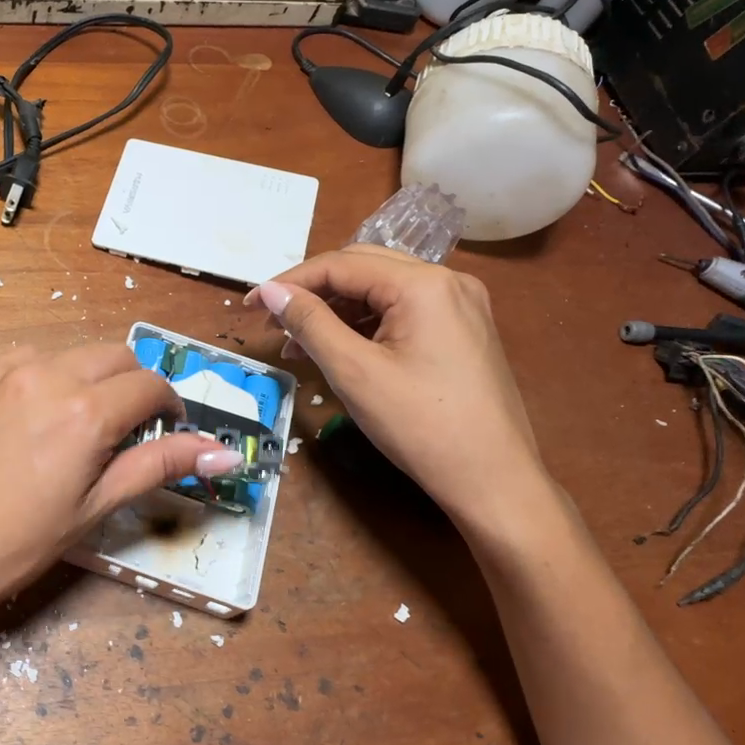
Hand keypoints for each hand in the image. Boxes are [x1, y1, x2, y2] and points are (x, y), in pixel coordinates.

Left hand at [0, 344, 237, 639]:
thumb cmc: (17, 543)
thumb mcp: (95, 508)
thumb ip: (159, 467)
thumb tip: (223, 453)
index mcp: (84, 410)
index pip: (150, 385)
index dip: (170, 408)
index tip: (167, 432)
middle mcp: (46, 376)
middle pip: (114, 356)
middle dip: (134, 386)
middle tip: (128, 431)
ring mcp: (4, 373)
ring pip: (70, 353)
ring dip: (90, 378)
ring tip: (79, 427)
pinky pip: (27, 361)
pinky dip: (47, 378)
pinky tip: (37, 418)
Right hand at [246, 245, 554, 529]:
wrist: (493, 479)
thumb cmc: (420, 426)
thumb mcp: (354, 372)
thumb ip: (310, 323)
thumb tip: (270, 291)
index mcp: (423, 284)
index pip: (341, 265)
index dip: (290, 283)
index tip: (251, 305)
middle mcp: (447, 281)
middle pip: (362, 268)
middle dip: (312, 292)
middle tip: (272, 322)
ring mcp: (460, 305)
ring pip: (381, 290)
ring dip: (336, 310)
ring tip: (298, 345)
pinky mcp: (462, 330)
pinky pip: (402, 312)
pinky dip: (364, 325)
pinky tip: (338, 350)